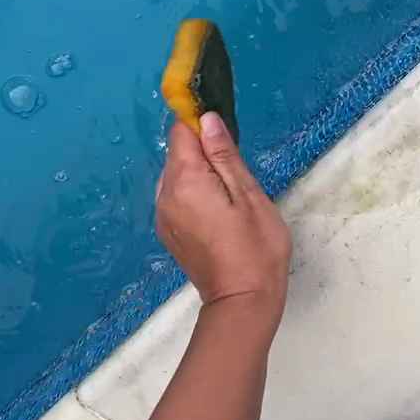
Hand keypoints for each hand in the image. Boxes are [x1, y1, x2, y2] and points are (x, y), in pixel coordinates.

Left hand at [156, 112, 292, 323]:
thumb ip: (225, 155)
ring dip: (199, 171)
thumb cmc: (256, 246)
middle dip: (203, 148)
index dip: (201, 121)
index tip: (225, 126)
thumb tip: (207, 119)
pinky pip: (176, 196)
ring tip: (231, 189)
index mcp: (185, 182)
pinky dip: (194, 191)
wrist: (243, 301)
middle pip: (177, 153)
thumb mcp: (248, 195)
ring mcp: (163, 216)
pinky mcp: (168, 232)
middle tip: (237, 164)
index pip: (181, 132)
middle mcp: (164, 196)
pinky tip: (218, 206)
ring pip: (176, 175)